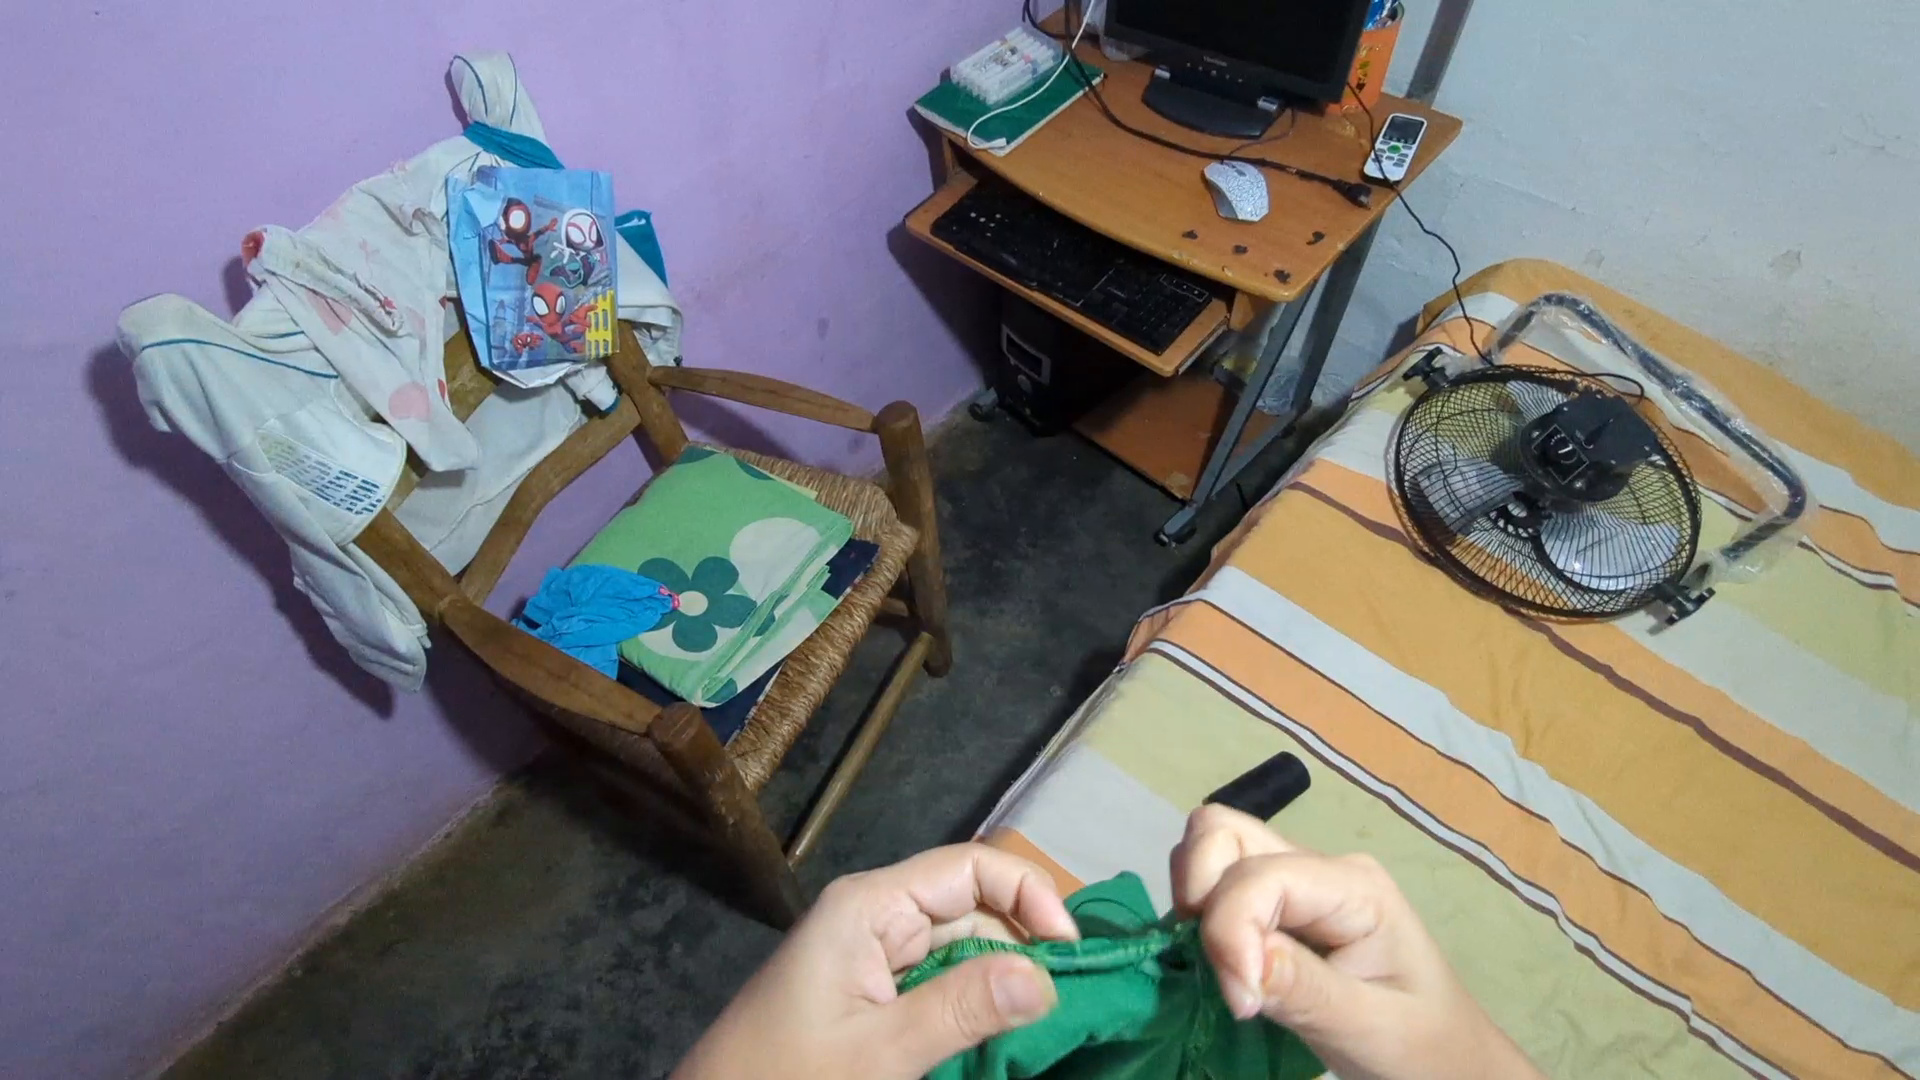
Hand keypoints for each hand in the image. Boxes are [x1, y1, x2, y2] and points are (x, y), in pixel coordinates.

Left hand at [673, 843, 1080, 1079]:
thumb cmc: (786, 1079)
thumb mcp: (879, 1053)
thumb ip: (963, 1008)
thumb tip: (1046, 976)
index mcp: (872, 903)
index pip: (966, 867)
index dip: (1025, 892)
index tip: (1068, 949)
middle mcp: (877, 912)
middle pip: (966, 900)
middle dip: (1020, 932)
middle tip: (1068, 987)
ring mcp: (873, 948)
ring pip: (957, 938)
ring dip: (1002, 965)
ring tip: (1047, 1005)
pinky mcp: (871, 985)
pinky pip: (937, 973)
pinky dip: (973, 991)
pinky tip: (1003, 1018)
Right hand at [1171, 805, 1542, 1079]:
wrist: (1454, 1066)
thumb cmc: (1427, 1052)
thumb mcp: (1375, 1032)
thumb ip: (1304, 990)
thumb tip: (1233, 956)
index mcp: (1352, 887)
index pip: (1262, 874)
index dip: (1232, 927)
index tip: (1240, 999)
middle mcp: (1317, 865)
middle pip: (1224, 830)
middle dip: (1198, 889)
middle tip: (1212, 963)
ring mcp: (1293, 875)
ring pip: (1211, 843)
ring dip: (1194, 894)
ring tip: (1216, 960)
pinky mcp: (1274, 899)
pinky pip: (1215, 876)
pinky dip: (1198, 908)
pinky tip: (1219, 956)